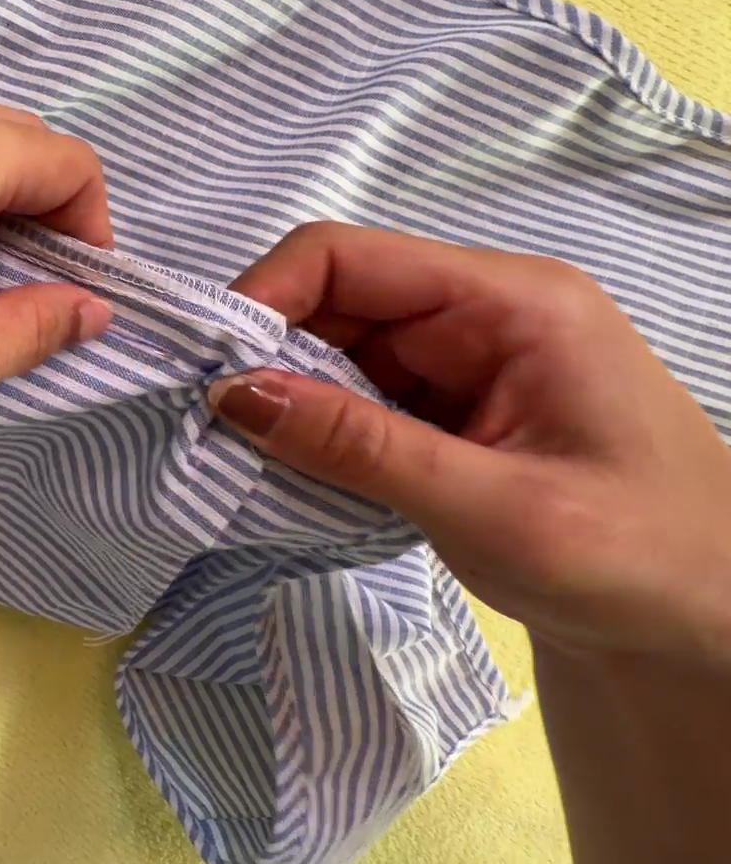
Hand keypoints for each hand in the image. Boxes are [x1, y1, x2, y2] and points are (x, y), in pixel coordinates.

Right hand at [205, 222, 730, 671]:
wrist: (707, 633)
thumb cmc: (642, 563)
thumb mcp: (496, 509)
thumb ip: (355, 445)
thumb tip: (225, 392)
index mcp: (507, 302)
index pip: (341, 258)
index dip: (262, 296)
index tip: (210, 370)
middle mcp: (469, 312)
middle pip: (321, 299)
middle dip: (259, 352)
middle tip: (214, 419)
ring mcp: (446, 356)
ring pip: (318, 346)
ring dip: (275, 392)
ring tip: (244, 447)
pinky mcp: (426, 399)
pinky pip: (334, 388)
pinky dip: (298, 421)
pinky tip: (285, 458)